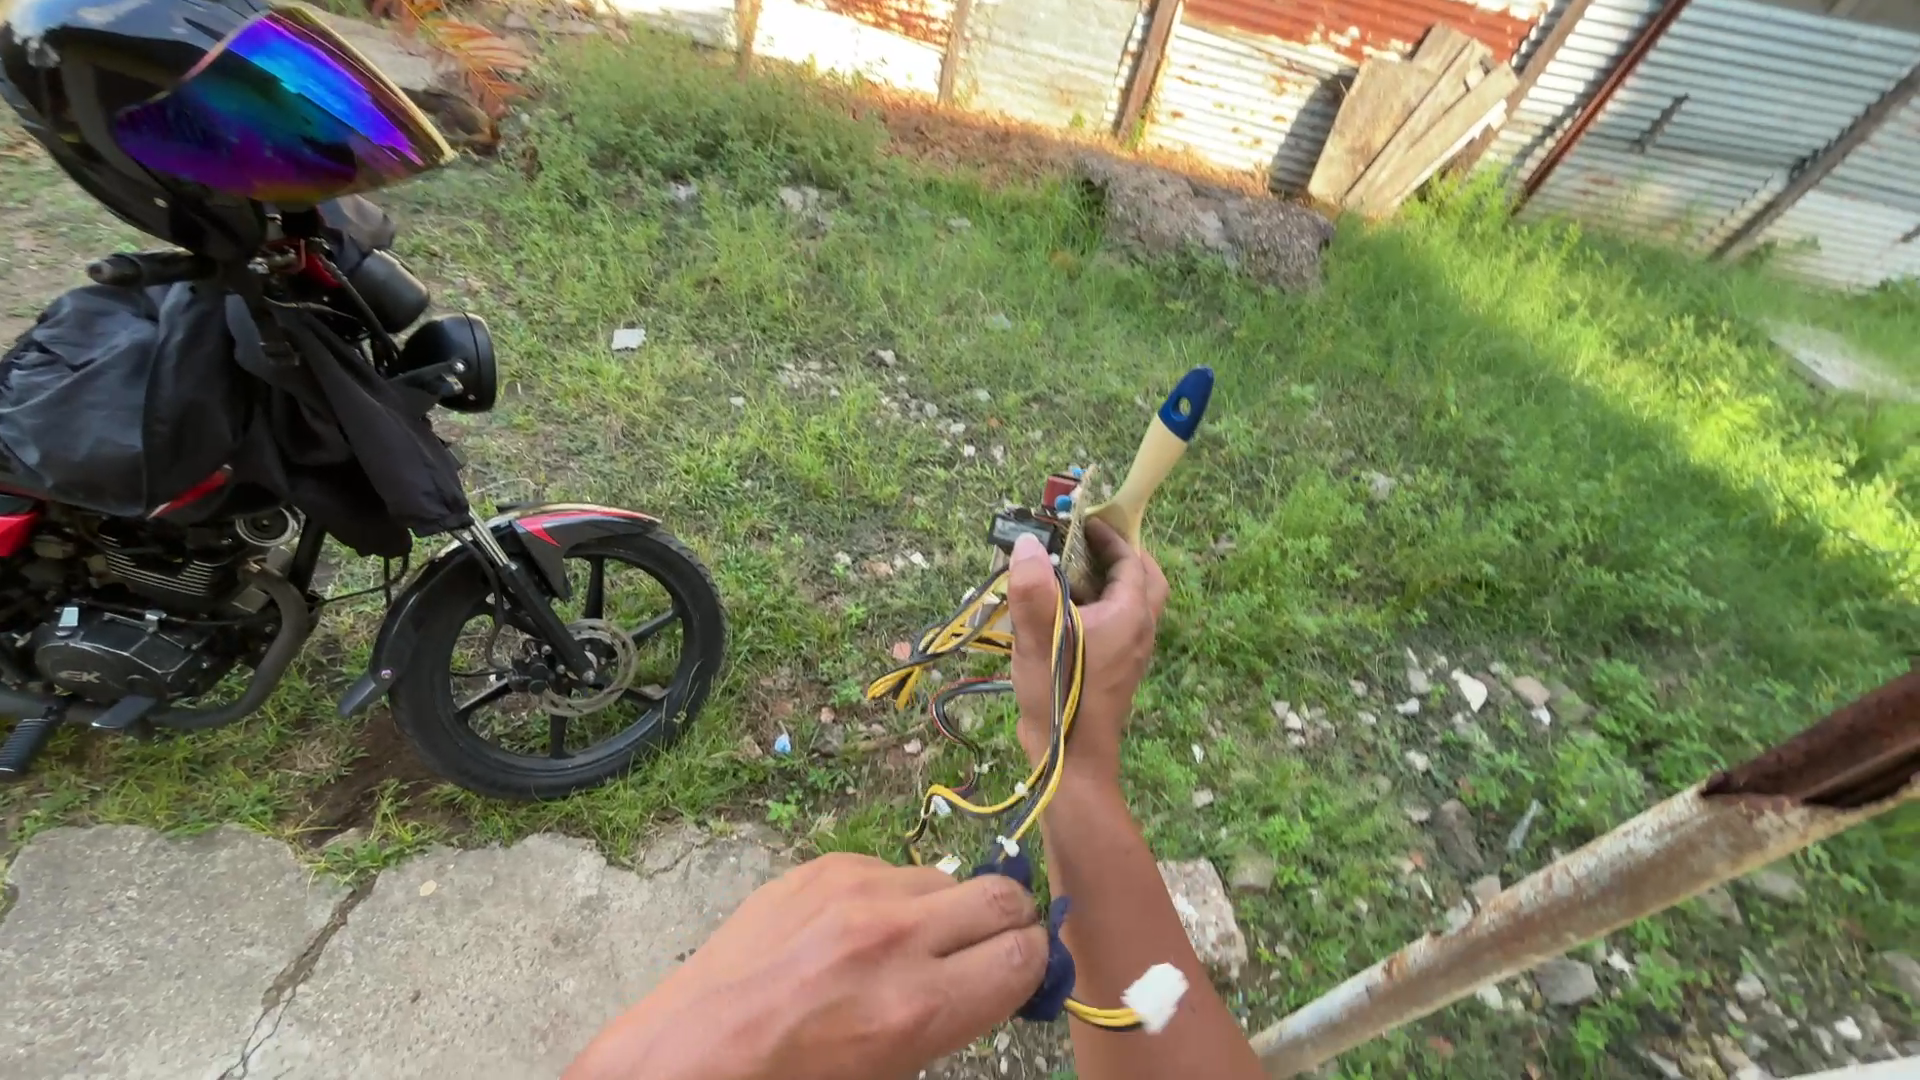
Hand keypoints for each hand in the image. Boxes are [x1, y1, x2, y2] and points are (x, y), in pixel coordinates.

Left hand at [563, 853, 1046, 1079]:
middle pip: (1003, 895)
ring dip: (944, 910)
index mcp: (917, 1008)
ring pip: (945, 878)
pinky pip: (889, 869)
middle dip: (1009, 922)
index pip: (1024, 955)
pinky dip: (892, 897)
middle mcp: (896, 936)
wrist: (693, 1052)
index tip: (1020, 972)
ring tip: (906, 945)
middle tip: (988, 947)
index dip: (1031, 964)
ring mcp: (856, 889)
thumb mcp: (894, 1070)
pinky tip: (854, 931)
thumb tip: (1002, 972)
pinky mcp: (826, 864)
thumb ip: (955, 1015)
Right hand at [1006, 519, 1168, 786]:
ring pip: (1133, 606)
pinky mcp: (1116, 672)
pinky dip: (1101, 609)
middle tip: (1090, 546)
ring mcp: (1130, 655)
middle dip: (1123, 558)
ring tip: (1070, 575)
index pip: (1132, 562)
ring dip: (1110, 584)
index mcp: (1129, 616)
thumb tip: (1028, 542)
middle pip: (1145, 582)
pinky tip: (1065, 616)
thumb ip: (1032, 588)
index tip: (1084, 522)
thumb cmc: (1060, 694)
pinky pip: (1118, 627)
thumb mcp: (1039, 636)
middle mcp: (1139, 632)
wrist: (1070, 760)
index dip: (1111, 538)